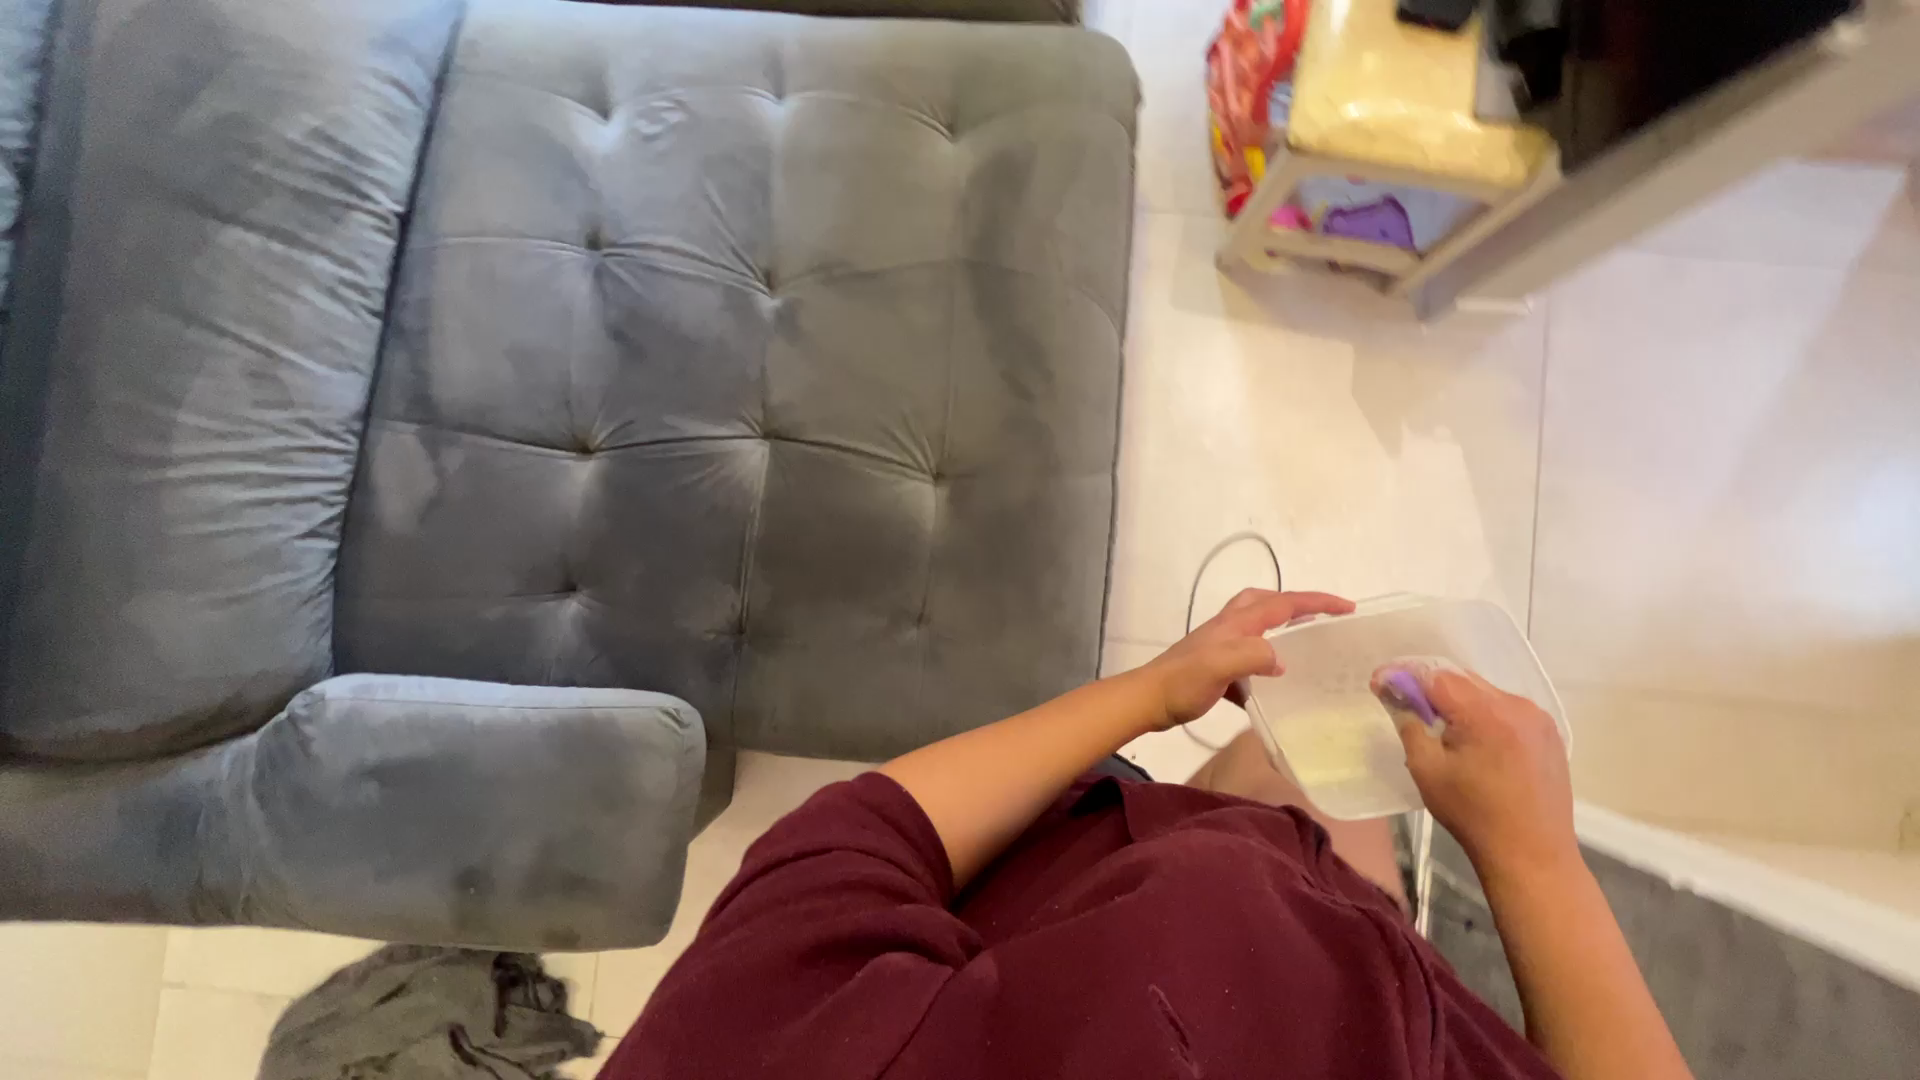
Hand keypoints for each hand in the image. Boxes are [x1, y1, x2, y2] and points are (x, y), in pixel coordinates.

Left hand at [1134, 589, 1355, 733]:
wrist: (1146, 700)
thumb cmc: (1183, 682)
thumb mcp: (1221, 666)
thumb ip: (1253, 656)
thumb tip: (1281, 660)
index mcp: (1234, 624)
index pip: (1281, 604)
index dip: (1314, 602)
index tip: (1347, 607)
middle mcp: (1226, 629)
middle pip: (1263, 602)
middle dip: (1294, 603)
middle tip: (1320, 617)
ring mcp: (1216, 648)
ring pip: (1253, 628)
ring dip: (1278, 631)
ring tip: (1302, 650)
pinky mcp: (1211, 670)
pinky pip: (1243, 661)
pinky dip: (1259, 667)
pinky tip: (1269, 692)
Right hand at [1380, 661, 1576, 877]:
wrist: (1531, 853)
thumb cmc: (1472, 813)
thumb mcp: (1425, 768)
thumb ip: (1409, 723)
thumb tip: (1395, 695)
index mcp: (1485, 714)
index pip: (1435, 676)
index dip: (1403, 675)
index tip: (1380, 684)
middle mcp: (1516, 707)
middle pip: (1460, 679)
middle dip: (1427, 685)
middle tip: (1402, 701)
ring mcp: (1537, 719)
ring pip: (1483, 691)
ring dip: (1454, 699)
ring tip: (1435, 722)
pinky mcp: (1547, 733)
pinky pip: (1504, 708)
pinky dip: (1479, 712)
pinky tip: (1469, 736)